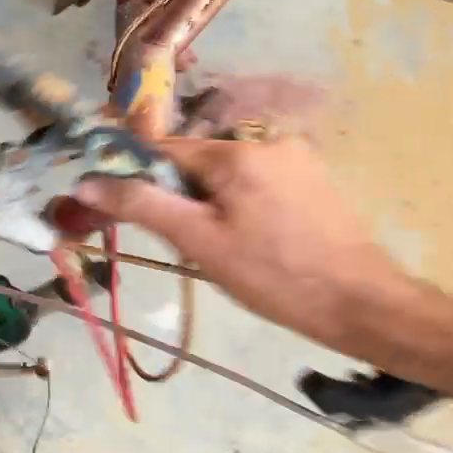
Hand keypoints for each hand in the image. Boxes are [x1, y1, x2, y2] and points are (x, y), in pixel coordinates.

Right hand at [74, 137, 416, 355]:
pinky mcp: (314, 182)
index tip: (130, 212)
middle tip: (186, 241)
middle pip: (194, 162)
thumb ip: (139, 204)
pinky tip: (250, 240)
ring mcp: (297, 161)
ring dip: (208, 202)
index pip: (163, 149)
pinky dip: (238, 205)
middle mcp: (267, 144)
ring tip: (220, 246)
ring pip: (224, 175)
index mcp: (236, 153)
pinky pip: (254, 183)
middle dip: (179, 195)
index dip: (139, 178)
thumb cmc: (274, 275)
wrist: (368, 309)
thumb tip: (85, 183)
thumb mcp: (197, 241)